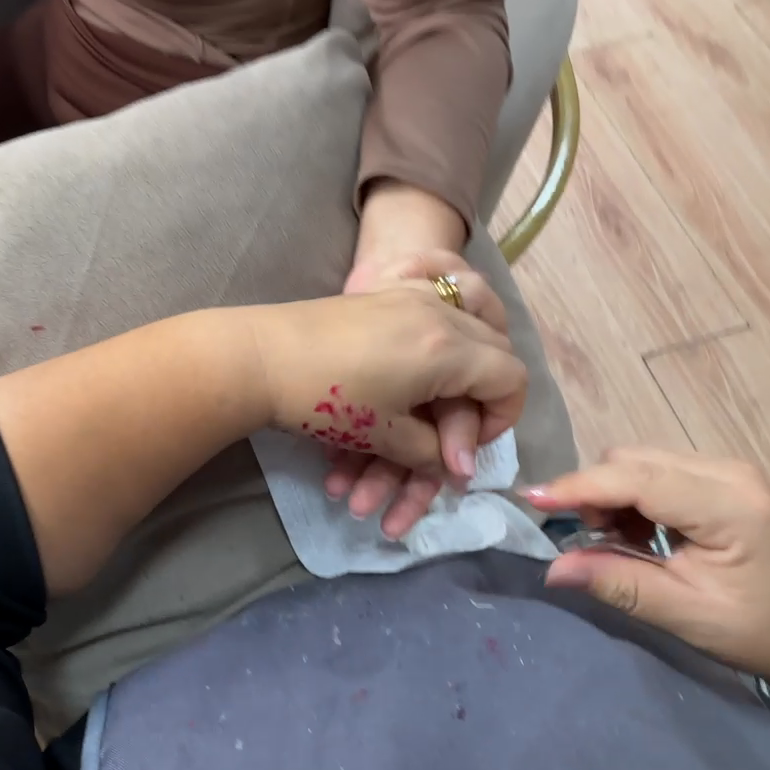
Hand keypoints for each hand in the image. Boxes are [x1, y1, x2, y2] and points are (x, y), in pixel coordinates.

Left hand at [254, 279, 521, 539]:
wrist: (258, 356)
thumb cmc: (325, 398)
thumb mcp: (385, 433)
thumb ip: (431, 452)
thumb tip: (455, 469)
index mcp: (451, 346)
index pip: (511, 378)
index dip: (499, 420)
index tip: (464, 451)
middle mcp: (439, 313)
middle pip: (489, 359)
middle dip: (471, 413)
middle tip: (442, 453)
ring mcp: (408, 299)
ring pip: (451, 348)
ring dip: (433, 402)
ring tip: (406, 440)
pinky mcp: (380, 300)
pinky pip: (420, 325)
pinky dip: (419, 362)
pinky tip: (399, 387)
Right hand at [529, 449, 769, 688]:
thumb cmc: (762, 631)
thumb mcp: (687, 616)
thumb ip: (619, 584)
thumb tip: (553, 569)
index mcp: (731, 507)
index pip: (639, 480)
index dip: (581, 486)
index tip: (531, 499)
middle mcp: (728, 472)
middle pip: (632, 461)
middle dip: (595, 494)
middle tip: (592, 542)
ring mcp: (725, 469)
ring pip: (637, 461)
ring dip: (611, 495)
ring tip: (621, 542)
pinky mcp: (717, 474)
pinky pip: (652, 469)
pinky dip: (630, 496)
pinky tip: (642, 533)